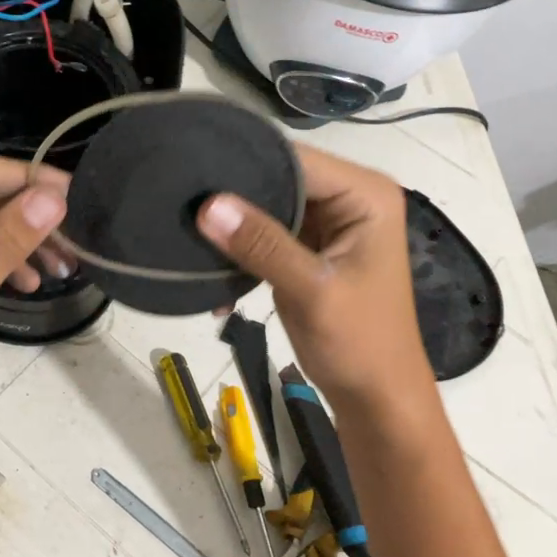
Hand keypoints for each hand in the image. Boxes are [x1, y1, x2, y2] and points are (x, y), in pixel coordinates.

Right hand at [196, 144, 430, 405]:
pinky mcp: (308, 249)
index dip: (247, 163)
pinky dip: (241, 247)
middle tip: (180, 201)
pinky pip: (267, 232)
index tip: (192, 174)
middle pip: (280, 178)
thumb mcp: (312, 291)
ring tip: (186, 227)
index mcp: (365, 195)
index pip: (296, 160)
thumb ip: (262, 244)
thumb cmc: (359, 343)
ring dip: (234, 222)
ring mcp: (328, 224)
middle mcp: (349, 198)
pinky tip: (210, 262)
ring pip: (269, 205)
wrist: (375, 396)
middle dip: (235, 193)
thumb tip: (208, 205)